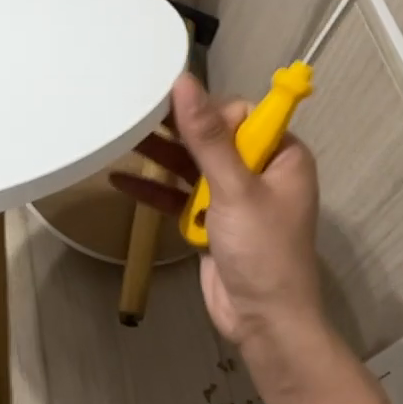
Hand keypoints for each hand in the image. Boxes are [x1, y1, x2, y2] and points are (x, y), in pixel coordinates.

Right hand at [112, 74, 329, 369]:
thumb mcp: (234, 189)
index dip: (208, 111)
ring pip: (192, 166)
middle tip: (136, 112)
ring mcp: (234, 198)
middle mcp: (259, 172)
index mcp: (282, 156)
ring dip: (161, 157)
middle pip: (212, 138)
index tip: (173, 109)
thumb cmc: (262, 251)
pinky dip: (155, 190)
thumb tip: (186, 82)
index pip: (241, 115)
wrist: (263, 321)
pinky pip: (179, 196)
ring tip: (121, 137)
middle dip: (177, 130)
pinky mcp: (211, 222)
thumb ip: (208, 137)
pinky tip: (120, 179)